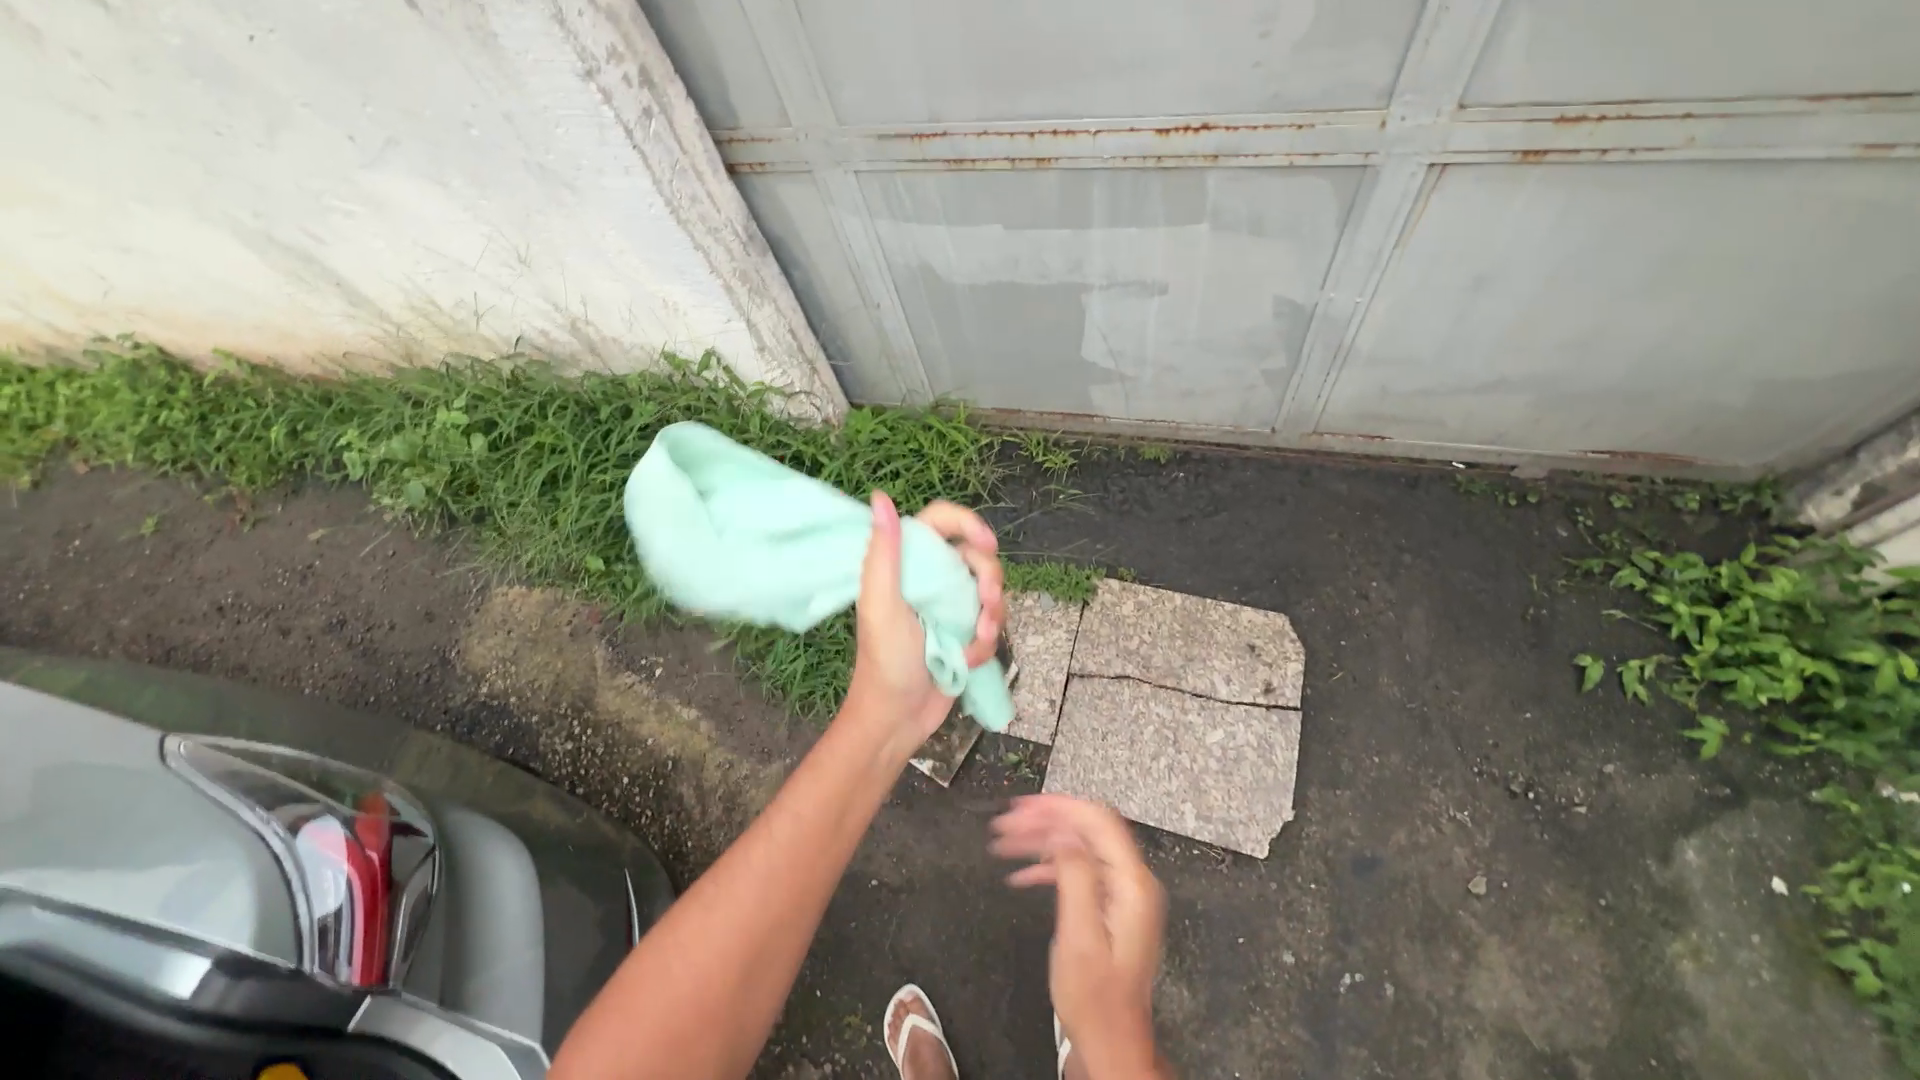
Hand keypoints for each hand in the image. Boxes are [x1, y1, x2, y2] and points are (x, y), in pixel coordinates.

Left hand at [847, 491, 1004, 750]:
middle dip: (988, 580)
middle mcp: (929, 579)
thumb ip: (883, 552)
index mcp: (907, 564)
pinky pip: (992, 623)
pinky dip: (985, 642)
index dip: (968, 523)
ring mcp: (949, 606)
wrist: (897, 718)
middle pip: (976, 556)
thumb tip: (880, 497)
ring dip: (991, 616)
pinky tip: (968, 660)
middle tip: (984, 607)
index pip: (941, 522)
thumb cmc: (884, 662)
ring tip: (975, 641)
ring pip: (990, 590)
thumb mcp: (880, 605)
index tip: (987, 543)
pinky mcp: (964, 632)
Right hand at [992, 796, 1165, 1076]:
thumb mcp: (1079, 936)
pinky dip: (1049, 866)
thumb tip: (1064, 834)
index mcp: (1132, 884)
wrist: (1110, 1040)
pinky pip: (1079, 869)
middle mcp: (1132, 881)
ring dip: (1042, 841)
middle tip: (1005, 824)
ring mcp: (1123, 893)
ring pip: (1080, 846)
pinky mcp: (1111, 905)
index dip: (1060, 807)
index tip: (1022, 807)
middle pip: (1088, 830)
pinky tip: (1020, 875)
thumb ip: (1075, 877)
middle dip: (1045, 821)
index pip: (1099, 822)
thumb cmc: (1094, 998)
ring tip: (1004, 843)